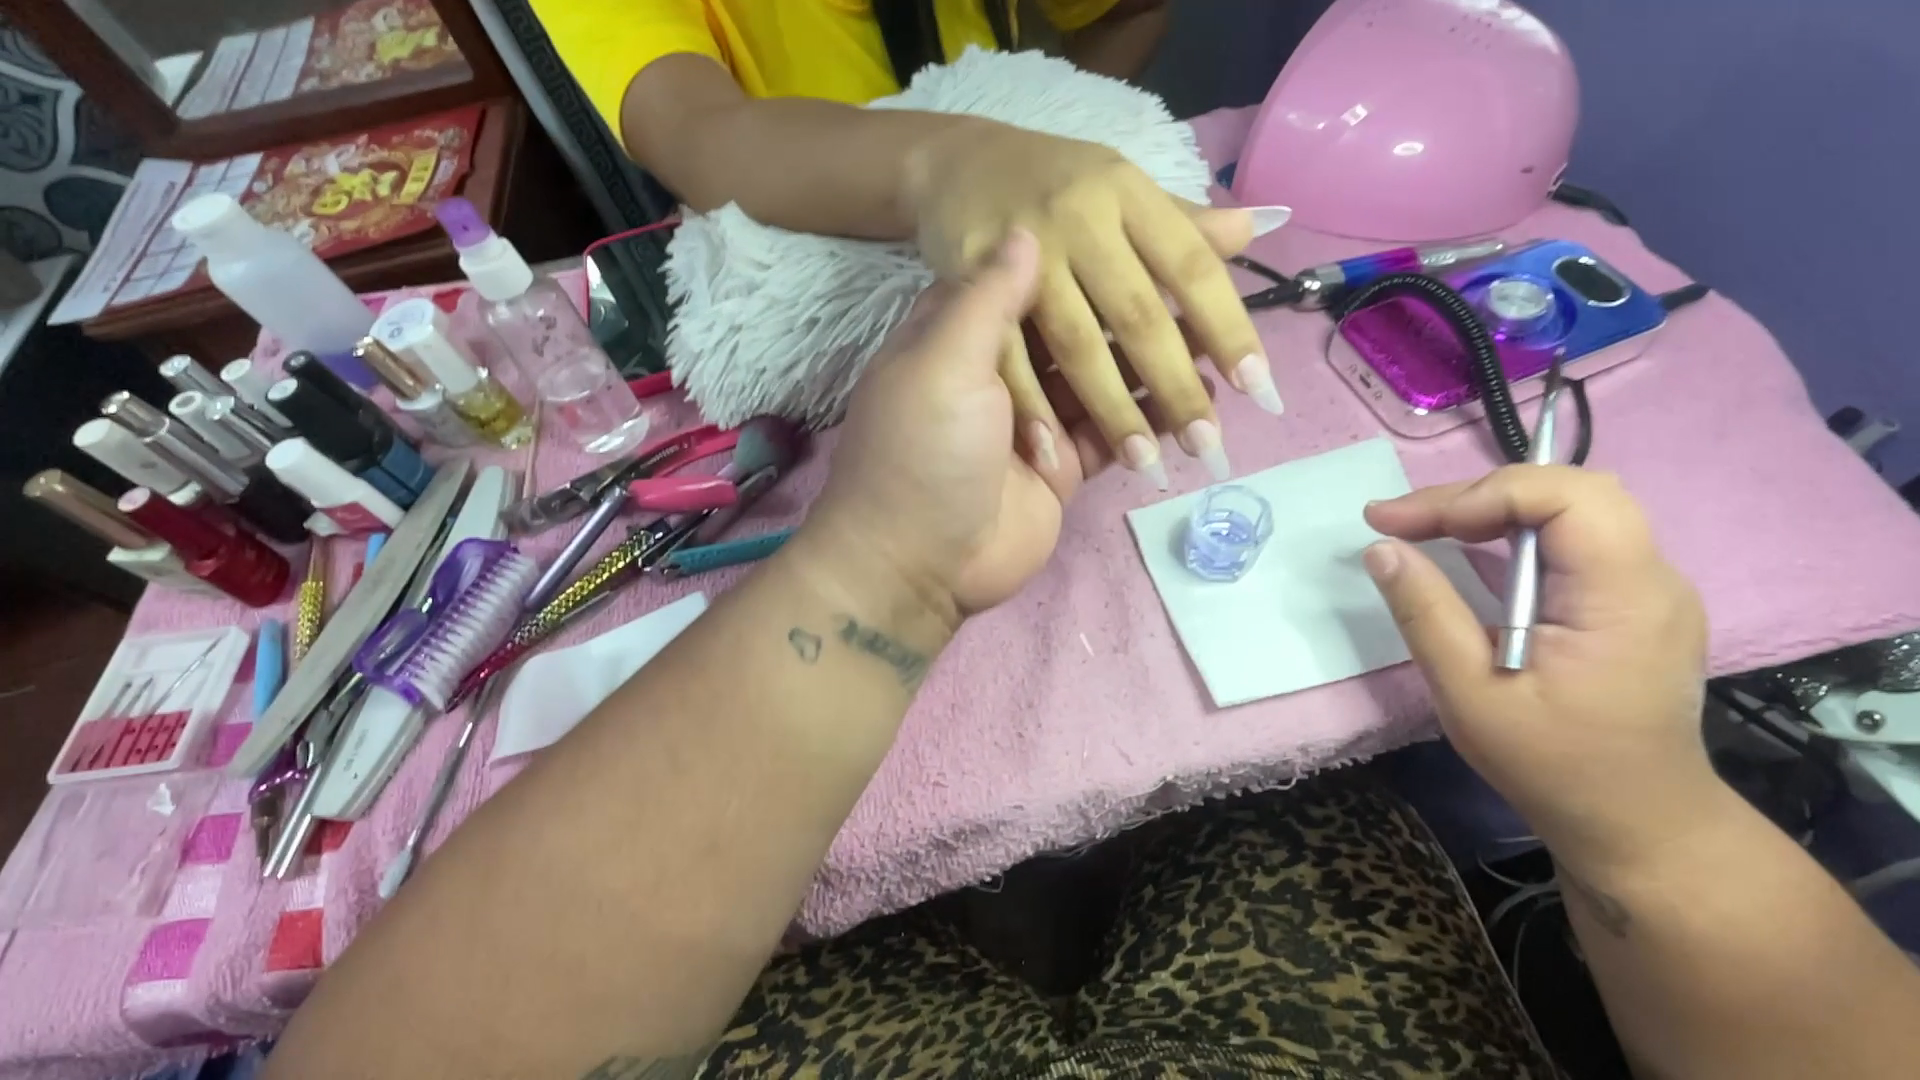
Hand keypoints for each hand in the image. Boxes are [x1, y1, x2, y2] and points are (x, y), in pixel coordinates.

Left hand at [804, 230, 1172, 621]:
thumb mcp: (944, 362)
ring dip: (1156, 361)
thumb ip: (989, 300)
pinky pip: (1115, 432)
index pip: (1034, 277)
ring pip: (1106, 378)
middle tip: (1203, 277)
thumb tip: (1026, 228)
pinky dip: (1154, 416)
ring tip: (1218, 337)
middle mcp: (1002, 369)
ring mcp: (1035, 419)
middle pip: (1081, 325)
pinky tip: (1203, 395)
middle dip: (1136, 308)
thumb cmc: (923, 449)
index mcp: (963, 333)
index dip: (1086, 251)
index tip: (1144, 224)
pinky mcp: (1061, 465)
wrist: (918, 562)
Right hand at [905, 121, 1281, 489]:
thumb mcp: (1119, 188)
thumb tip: (1254, 233)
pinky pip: (1007, 354)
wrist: (955, 162)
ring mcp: (1026, 251)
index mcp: (1128, 194)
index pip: (1192, 267)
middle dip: (1175, 386)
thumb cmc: (1053, 184)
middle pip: (1139, 315)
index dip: (1228, 329)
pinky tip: (1053, 452)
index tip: (1259, 389)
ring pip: (1078, 343)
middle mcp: (1083, 218)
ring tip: (1146, 465)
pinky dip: (1029, 405)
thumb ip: (1179, 224)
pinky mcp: (975, 281)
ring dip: (1112, 410)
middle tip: (1206, 448)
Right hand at [1363, 467, 1717, 869]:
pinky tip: (1472, 552)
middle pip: (1569, 491)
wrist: (1637, 823)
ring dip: (1493, 508)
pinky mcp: (1632, 601)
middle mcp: (1651, 578)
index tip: (1403, 522)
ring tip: (1426, 530)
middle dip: (1477, 494)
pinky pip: (1575, 538)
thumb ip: (1425, 612)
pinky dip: (1514, 532)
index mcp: (1623, 596)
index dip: (1479, 494)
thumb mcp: (1469, 694)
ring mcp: (1649, 587)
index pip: (1565, 496)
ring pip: (1572, 507)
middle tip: (1404, 521)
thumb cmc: (1553, 766)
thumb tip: (1381, 547)